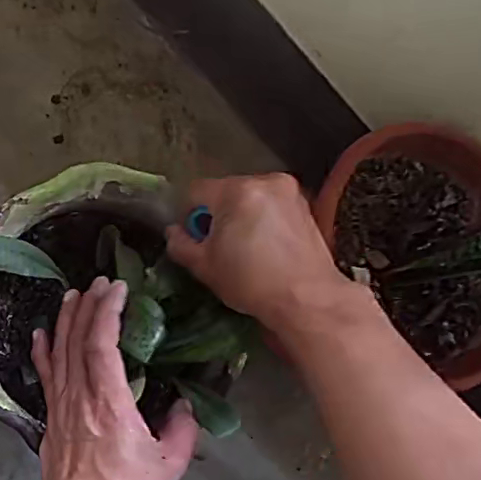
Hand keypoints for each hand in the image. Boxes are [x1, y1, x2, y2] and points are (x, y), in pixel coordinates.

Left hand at [30, 276, 197, 479]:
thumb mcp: (168, 464)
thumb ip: (182, 429)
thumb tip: (184, 404)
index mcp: (110, 401)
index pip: (103, 344)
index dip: (107, 312)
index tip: (117, 290)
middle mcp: (81, 393)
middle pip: (79, 338)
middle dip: (88, 305)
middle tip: (99, 282)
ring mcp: (62, 399)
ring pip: (60, 349)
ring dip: (66, 319)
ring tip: (73, 294)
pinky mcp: (51, 409)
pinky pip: (45, 371)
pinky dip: (43, 348)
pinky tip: (41, 331)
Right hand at [164, 173, 367, 336]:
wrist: (307, 298)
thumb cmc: (249, 281)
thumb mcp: (203, 266)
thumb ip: (180, 244)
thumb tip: (173, 231)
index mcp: (236, 192)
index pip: (195, 191)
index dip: (186, 214)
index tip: (191, 238)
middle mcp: (265, 181)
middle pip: (223, 191)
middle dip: (214, 214)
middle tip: (216, 245)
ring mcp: (289, 191)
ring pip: (247, 197)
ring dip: (238, 215)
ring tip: (241, 246)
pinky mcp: (305, 205)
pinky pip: (269, 205)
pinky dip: (260, 218)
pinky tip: (262, 245)